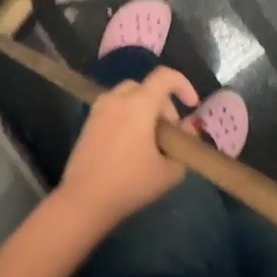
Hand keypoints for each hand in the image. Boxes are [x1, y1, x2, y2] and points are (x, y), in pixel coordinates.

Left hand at [55, 68, 199, 229]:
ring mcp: (99, 109)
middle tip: (170, 132)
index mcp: (139, 104)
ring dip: (145, 109)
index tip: (192, 106)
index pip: (165, 76)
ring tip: (151, 139)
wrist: (84, 200)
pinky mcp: (88, 123)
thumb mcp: (170, 171)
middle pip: (146, 87)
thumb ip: (185, 146)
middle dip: (164, 104)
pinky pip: (114, 108)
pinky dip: (128, 116)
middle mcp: (117, 98)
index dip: (183, 85)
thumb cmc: (130, 183)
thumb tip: (187, 130)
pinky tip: (131, 145)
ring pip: (128, 96)